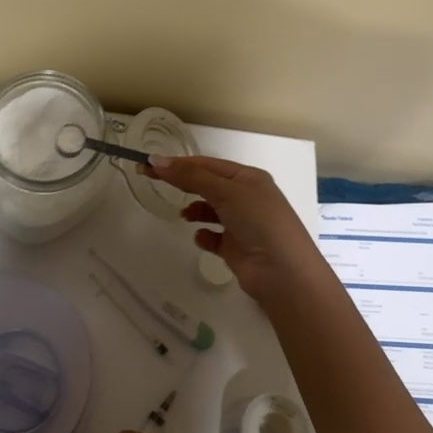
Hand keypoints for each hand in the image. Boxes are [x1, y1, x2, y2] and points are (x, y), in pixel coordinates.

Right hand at [144, 154, 323, 302]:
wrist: (282, 271)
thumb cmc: (258, 221)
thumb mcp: (225, 191)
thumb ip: (191, 177)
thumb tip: (157, 160)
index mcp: (248, 178)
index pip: (208, 165)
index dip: (179, 164)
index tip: (150, 165)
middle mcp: (246, 198)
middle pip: (207, 185)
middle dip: (183, 183)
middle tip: (152, 181)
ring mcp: (241, 224)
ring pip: (210, 210)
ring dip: (195, 210)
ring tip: (184, 216)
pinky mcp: (236, 247)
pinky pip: (213, 236)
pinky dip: (204, 235)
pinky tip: (202, 238)